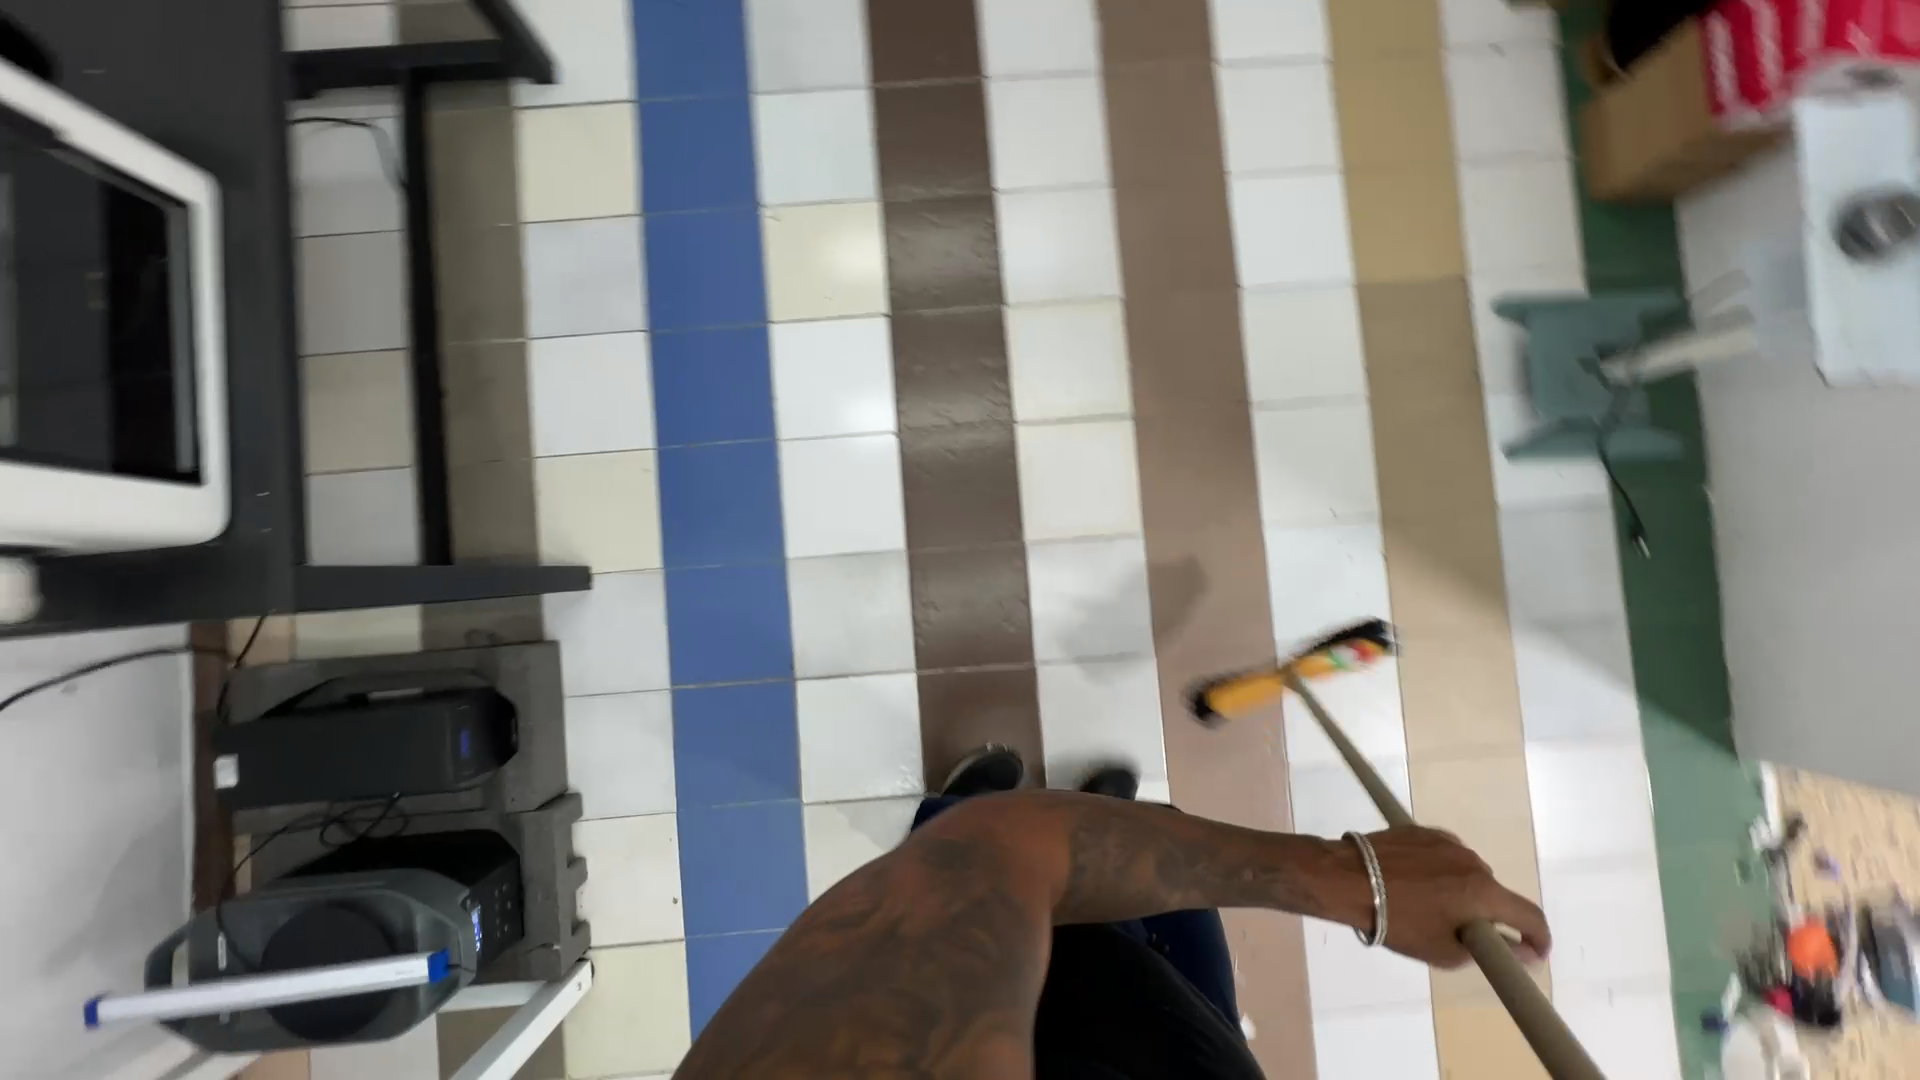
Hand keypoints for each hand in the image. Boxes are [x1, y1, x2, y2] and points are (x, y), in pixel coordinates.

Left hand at [1356, 826, 1551, 968]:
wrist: (1346, 878)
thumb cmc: (1398, 920)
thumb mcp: (1447, 952)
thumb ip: (1494, 953)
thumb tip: (1525, 951)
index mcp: (1484, 892)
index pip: (1531, 916)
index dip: (1539, 939)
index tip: (1532, 952)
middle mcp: (1471, 860)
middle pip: (1494, 893)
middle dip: (1487, 914)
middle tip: (1460, 930)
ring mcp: (1444, 840)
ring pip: (1466, 872)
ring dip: (1460, 889)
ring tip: (1429, 904)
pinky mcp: (1419, 830)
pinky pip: (1442, 855)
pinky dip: (1439, 870)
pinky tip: (1415, 882)